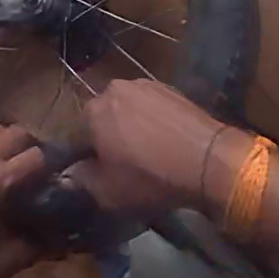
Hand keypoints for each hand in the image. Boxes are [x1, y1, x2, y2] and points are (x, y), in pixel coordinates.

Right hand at [76, 80, 252, 216]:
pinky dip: (154, 118)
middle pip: (103, 115)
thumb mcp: (110, 193)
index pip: (78, 133)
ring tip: (150, 150)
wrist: (208, 159)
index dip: (88, 154)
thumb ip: (82, 181)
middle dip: (109, 135)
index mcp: (92, 111)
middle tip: (126, 162)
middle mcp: (112, 89)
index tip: (101, 171)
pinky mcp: (167, 86)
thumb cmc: (152, 177)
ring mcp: (142, 84)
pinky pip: (150, 104)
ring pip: (126, 107)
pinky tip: (167, 139)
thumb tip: (70, 173)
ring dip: (131, 124)